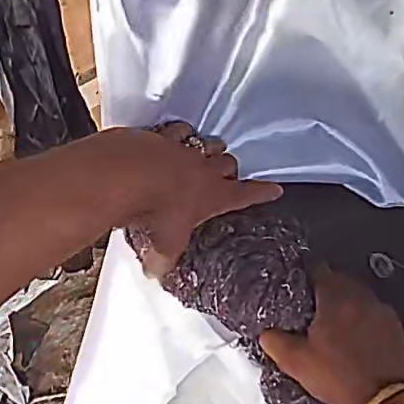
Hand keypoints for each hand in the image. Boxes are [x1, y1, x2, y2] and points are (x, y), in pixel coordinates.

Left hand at [107, 122, 282, 275]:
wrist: (129, 175)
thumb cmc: (157, 211)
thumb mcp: (164, 244)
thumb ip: (162, 260)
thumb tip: (153, 274)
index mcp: (213, 196)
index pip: (245, 195)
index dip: (261, 193)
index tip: (274, 189)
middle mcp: (203, 169)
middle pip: (228, 163)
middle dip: (230, 167)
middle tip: (229, 171)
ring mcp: (183, 148)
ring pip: (207, 142)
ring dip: (209, 146)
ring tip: (208, 148)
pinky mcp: (160, 135)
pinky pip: (177, 129)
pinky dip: (178, 132)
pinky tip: (172, 135)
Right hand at [261, 267, 403, 403]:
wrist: (379, 400)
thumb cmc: (336, 376)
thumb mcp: (295, 361)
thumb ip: (275, 341)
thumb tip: (267, 333)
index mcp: (336, 299)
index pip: (319, 270)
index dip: (306, 274)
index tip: (299, 283)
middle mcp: (362, 299)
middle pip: (341, 280)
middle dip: (326, 288)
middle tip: (312, 305)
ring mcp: (382, 312)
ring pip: (360, 296)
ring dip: (346, 303)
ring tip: (333, 321)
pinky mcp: (395, 328)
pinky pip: (374, 313)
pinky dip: (363, 318)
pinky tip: (354, 336)